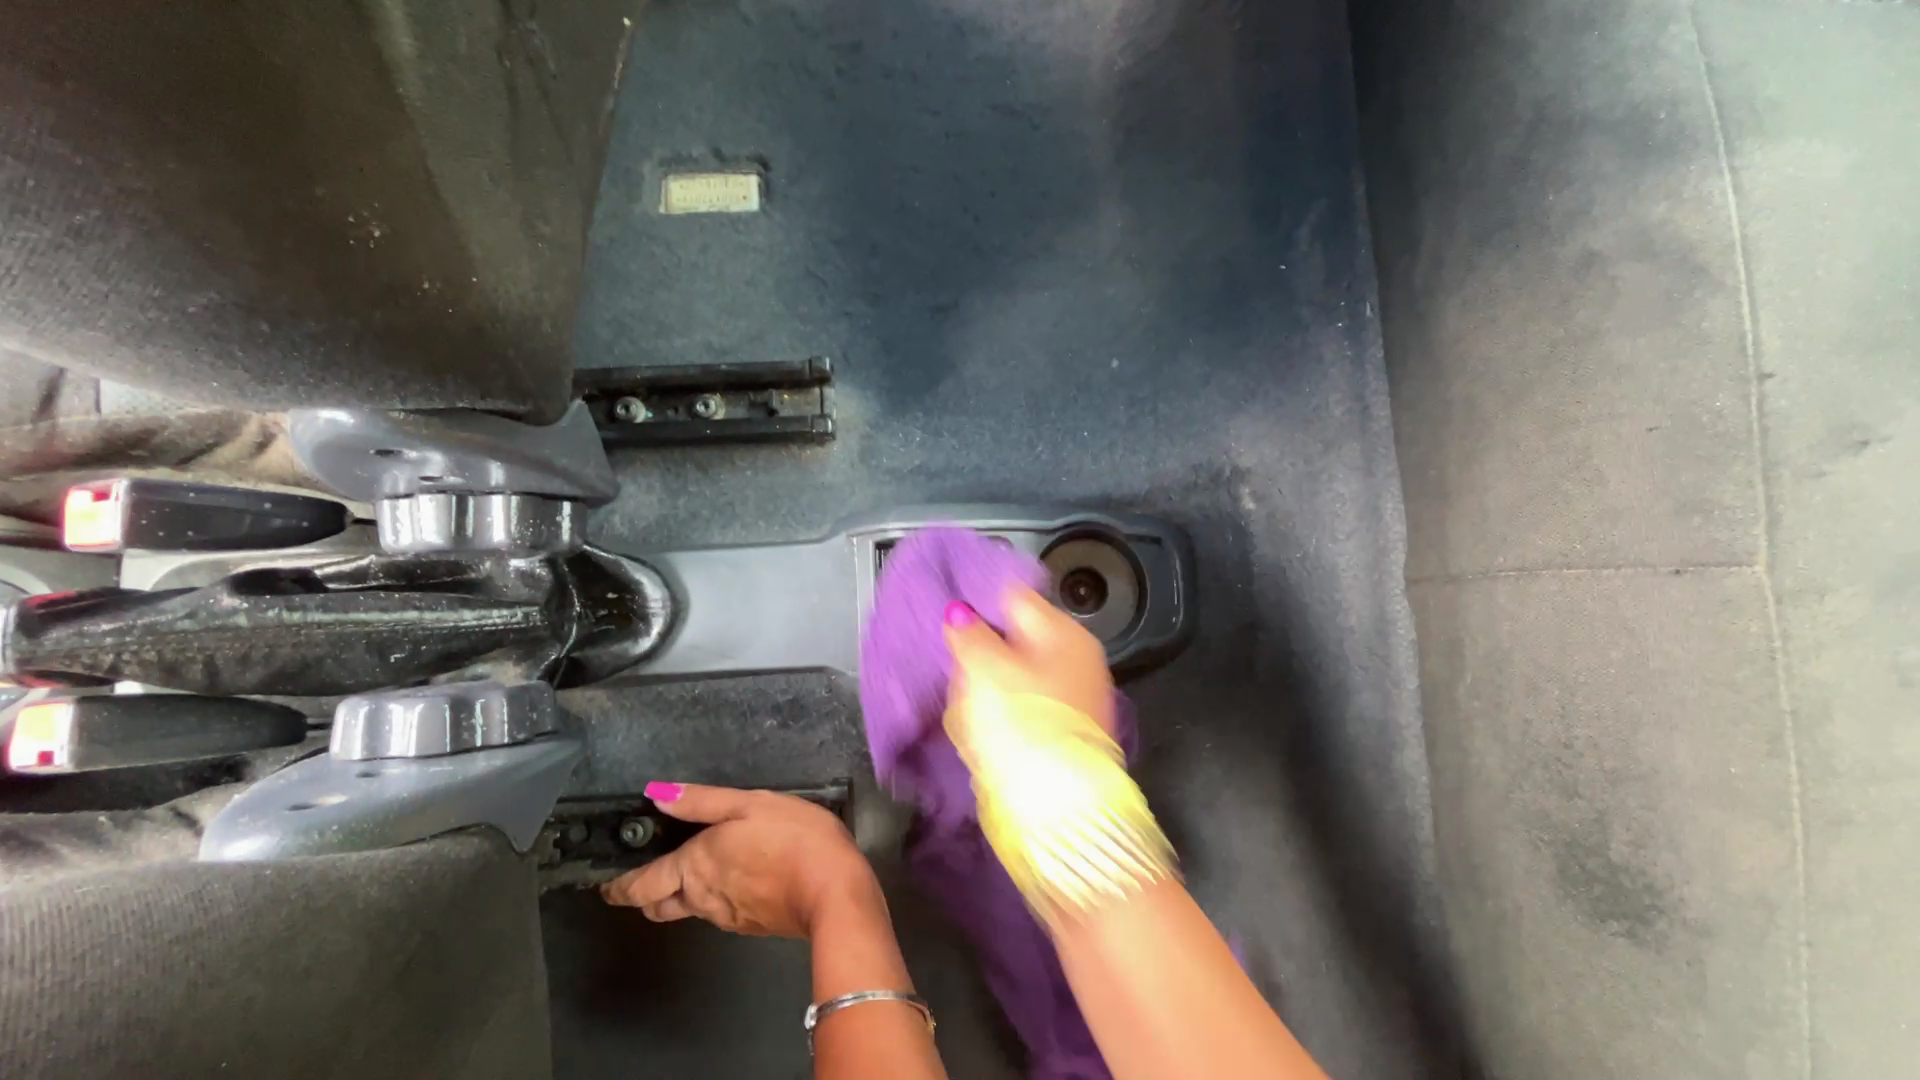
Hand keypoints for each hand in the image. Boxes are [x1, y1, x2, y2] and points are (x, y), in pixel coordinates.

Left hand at [601, 783, 880, 938]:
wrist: (834, 893)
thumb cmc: (793, 839)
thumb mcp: (751, 804)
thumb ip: (703, 801)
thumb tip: (657, 795)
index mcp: (694, 866)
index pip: (641, 886)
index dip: (619, 886)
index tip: (607, 884)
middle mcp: (701, 898)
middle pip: (658, 907)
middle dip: (645, 896)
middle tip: (646, 880)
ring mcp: (727, 917)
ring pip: (690, 911)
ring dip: (682, 897)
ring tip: (695, 875)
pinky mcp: (752, 926)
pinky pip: (721, 913)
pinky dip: (716, 900)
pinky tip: (738, 882)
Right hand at [942, 584, 1117, 745]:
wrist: (1059, 807)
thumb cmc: (1023, 726)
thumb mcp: (987, 670)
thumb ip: (970, 635)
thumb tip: (959, 612)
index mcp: (1064, 634)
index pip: (1013, 597)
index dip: (977, 603)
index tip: (946, 616)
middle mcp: (1075, 660)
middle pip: (1013, 639)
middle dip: (980, 653)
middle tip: (956, 669)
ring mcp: (1070, 699)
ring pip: (1012, 677)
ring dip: (985, 690)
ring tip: (967, 710)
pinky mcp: (1059, 733)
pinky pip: (1019, 711)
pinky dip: (999, 718)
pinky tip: (984, 734)